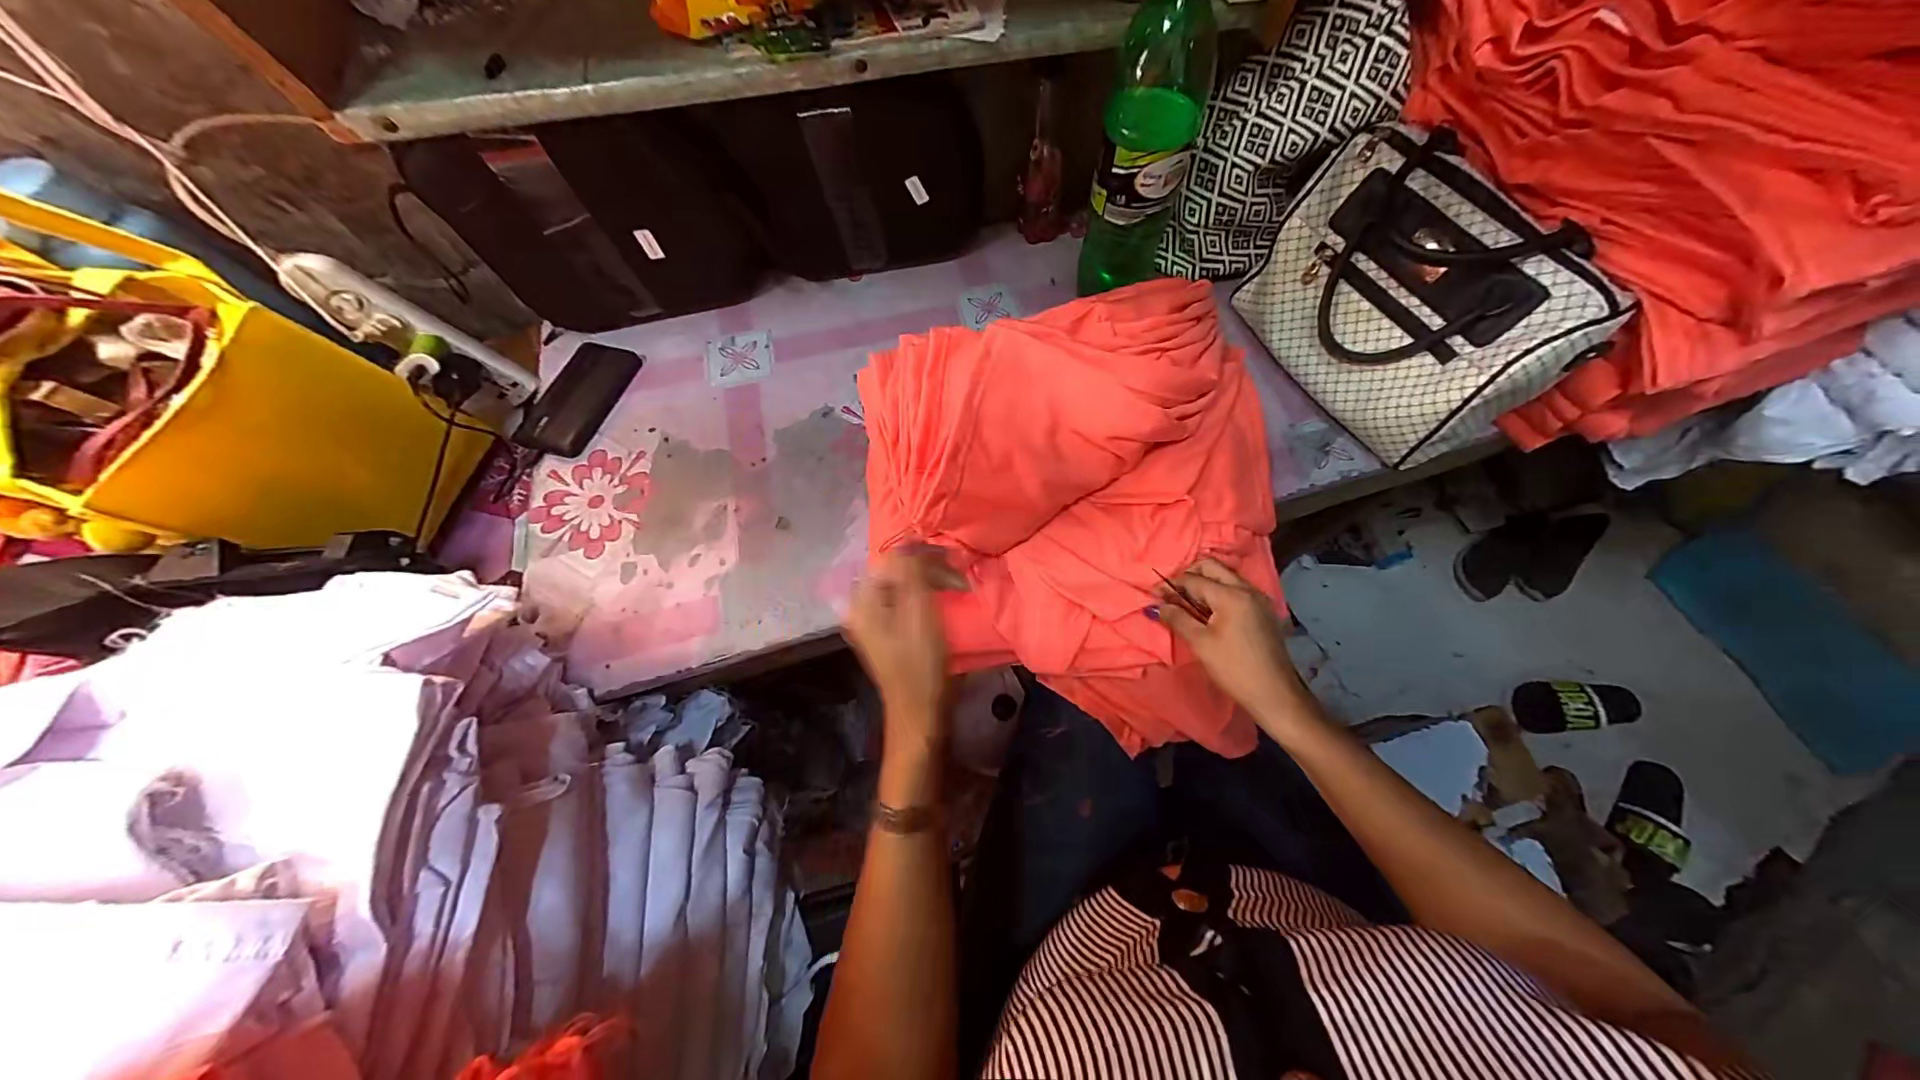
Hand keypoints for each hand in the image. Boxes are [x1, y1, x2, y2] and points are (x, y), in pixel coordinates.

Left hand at [843, 546, 964, 746]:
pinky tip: (943, 600)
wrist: (919, 712)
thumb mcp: (919, 612)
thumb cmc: (921, 664)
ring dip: (929, 581)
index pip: (891, 557)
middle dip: (928, 568)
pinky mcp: (885, 632)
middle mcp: (860, 606)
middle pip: (895, 571)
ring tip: (957, 587)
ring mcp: (871, 621)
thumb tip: (911, 538)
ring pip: (901, 585)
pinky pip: (903, 600)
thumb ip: (911, 571)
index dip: (924, 553)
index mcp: (863, 599)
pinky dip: (924, 595)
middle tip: (959, 576)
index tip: (954, 558)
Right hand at [1152, 557, 1318, 737]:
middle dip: (1189, 575)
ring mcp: (1258, 599)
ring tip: (1187, 604)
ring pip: (1225, 577)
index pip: (1194, 579)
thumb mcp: (1200, 643)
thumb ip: (1178, 618)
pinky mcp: (1263, 611)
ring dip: (1204, 583)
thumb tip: (1158, 605)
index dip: (1171, 585)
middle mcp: (1247, 589)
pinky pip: (1236, 589)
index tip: (1154, 595)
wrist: (1275, 694)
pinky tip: (1208, 612)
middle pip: (1212, 567)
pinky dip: (1219, 592)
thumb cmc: (1234, 669)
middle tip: (1173, 595)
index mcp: (1231, 595)